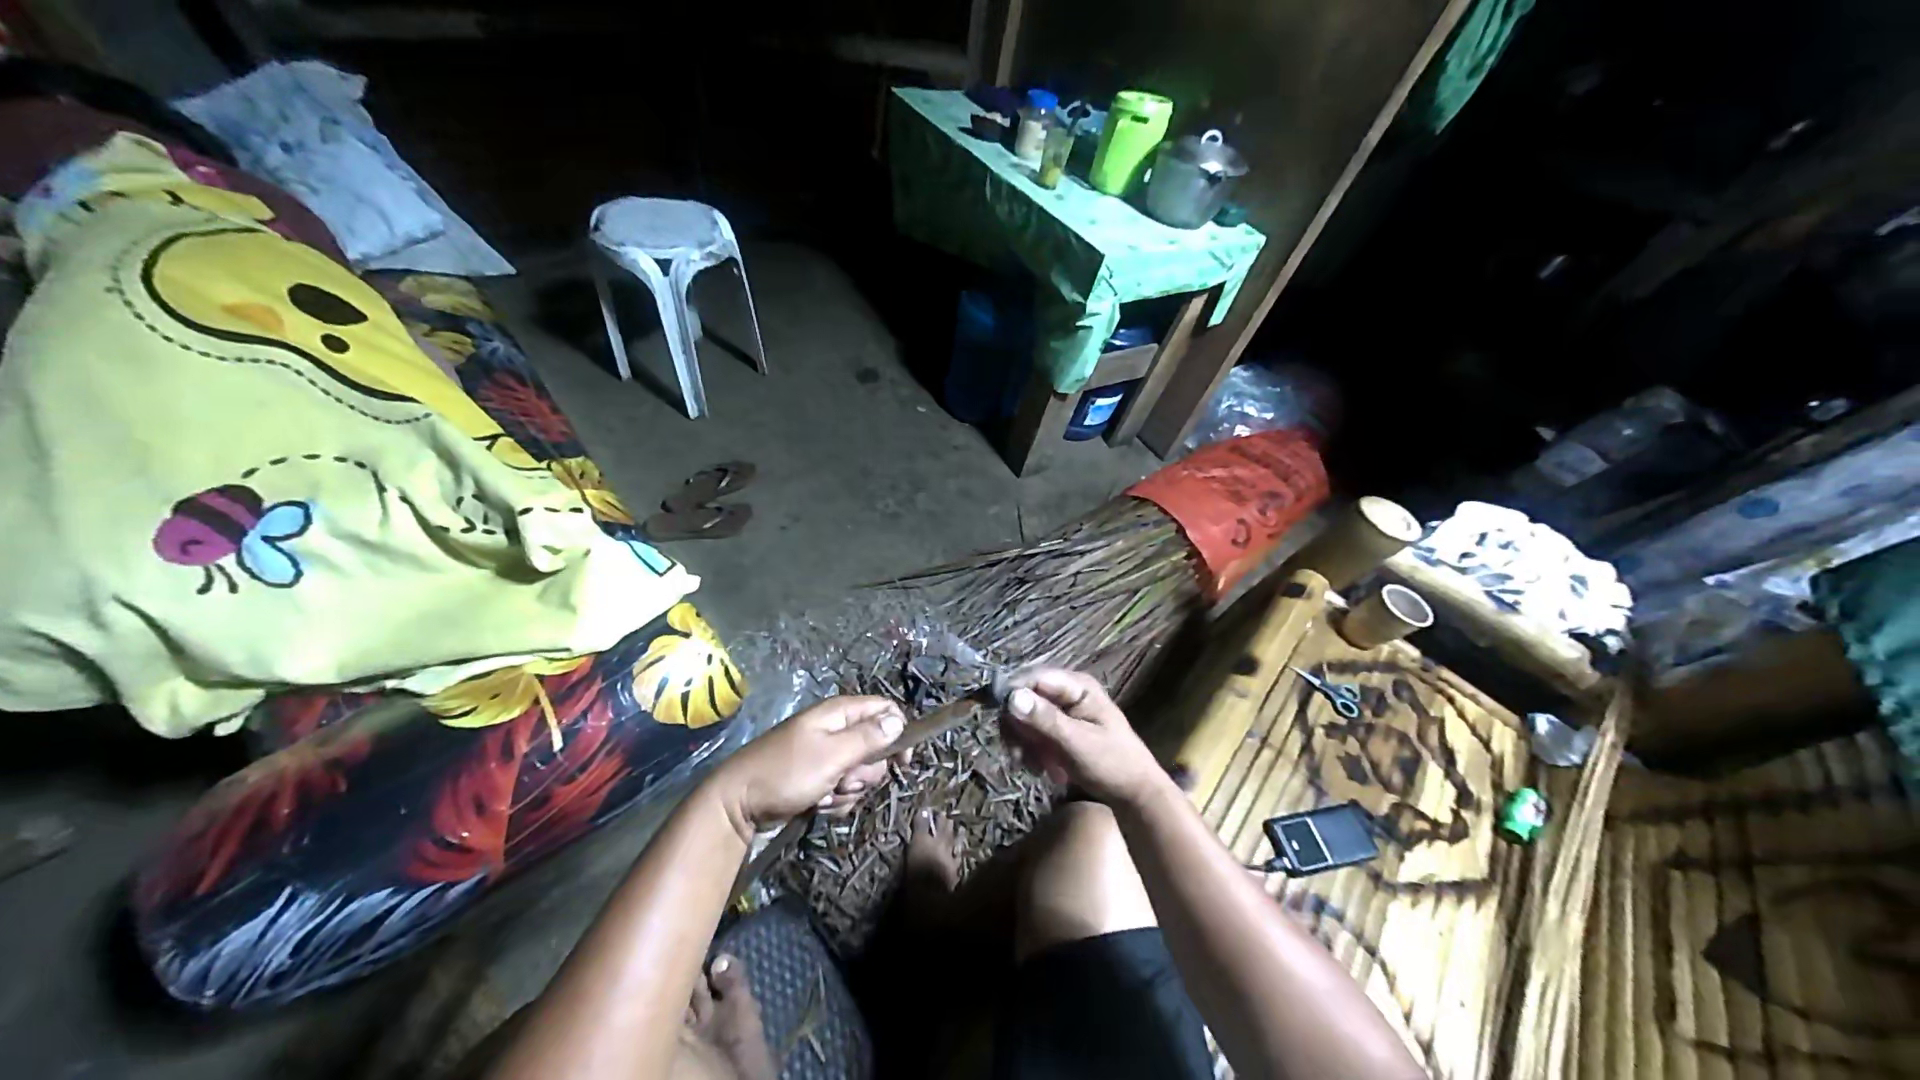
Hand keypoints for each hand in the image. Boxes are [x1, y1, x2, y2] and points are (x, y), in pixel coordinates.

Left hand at [706, 696, 903, 837]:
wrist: (739, 805)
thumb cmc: (786, 773)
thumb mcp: (832, 755)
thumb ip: (868, 738)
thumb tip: (898, 722)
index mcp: (838, 714)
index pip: (884, 711)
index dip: (898, 732)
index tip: (902, 762)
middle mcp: (835, 731)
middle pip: (875, 748)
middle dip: (865, 771)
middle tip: (844, 779)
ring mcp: (826, 756)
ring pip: (861, 773)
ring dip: (848, 790)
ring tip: (824, 794)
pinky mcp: (819, 779)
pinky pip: (844, 790)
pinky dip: (835, 800)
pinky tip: (817, 804)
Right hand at [1000, 668, 1167, 806]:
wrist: (1134, 794)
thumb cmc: (1113, 765)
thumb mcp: (1078, 744)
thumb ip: (1046, 720)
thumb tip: (1012, 697)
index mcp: (1077, 685)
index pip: (1032, 678)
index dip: (1012, 697)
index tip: (1005, 728)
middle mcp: (1066, 691)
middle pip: (1023, 697)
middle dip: (1018, 728)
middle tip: (1020, 756)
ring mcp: (1061, 709)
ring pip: (1023, 717)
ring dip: (1024, 744)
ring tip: (1038, 768)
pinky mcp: (1057, 727)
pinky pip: (1030, 732)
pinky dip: (1031, 751)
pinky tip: (1043, 769)